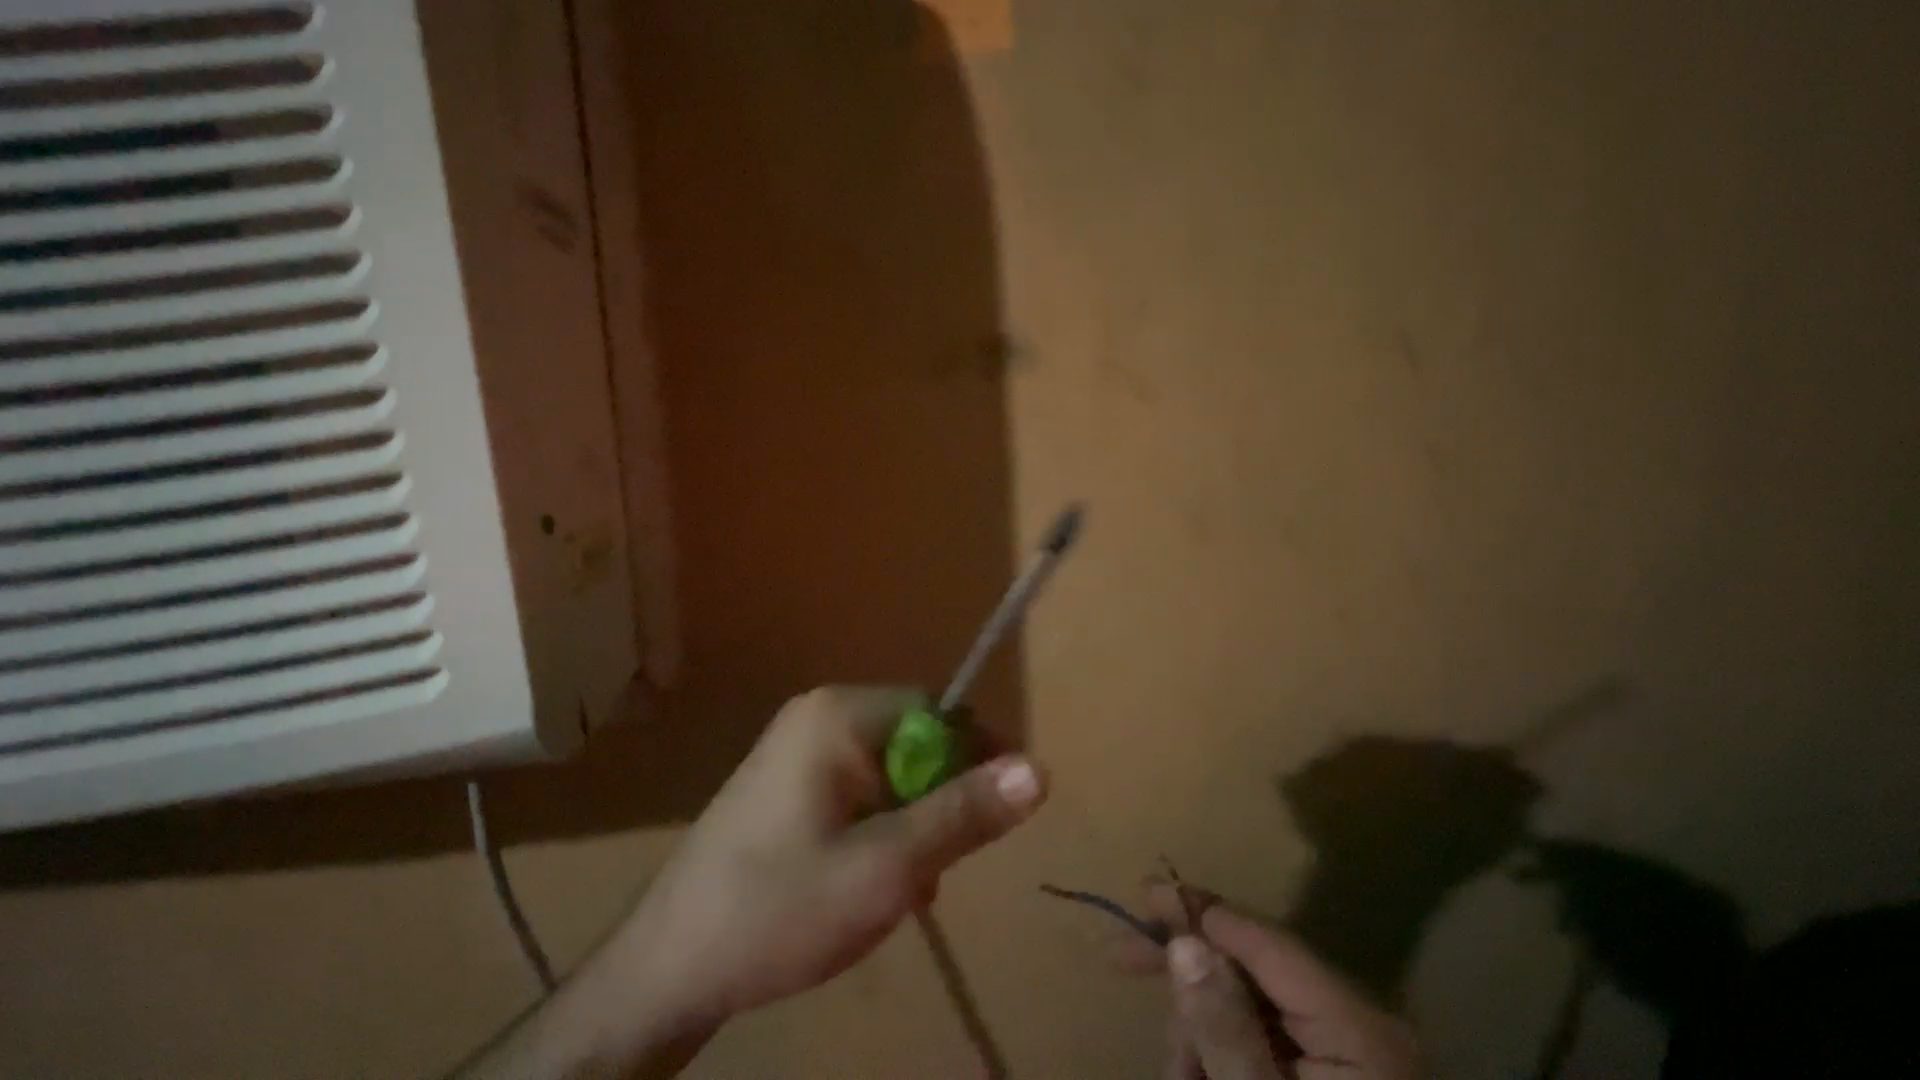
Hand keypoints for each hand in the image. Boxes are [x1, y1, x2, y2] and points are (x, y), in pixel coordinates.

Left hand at [452, 686, 1046, 1079]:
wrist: (670, 969)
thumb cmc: (780, 909)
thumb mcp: (889, 868)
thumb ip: (964, 815)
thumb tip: (1041, 767)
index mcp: (838, 717)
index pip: (940, 710)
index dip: (976, 761)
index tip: (990, 823)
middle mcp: (817, 719)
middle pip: (916, 742)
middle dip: (936, 805)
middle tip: (927, 872)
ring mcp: (795, 753)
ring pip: (891, 777)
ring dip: (909, 829)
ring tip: (891, 889)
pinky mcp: (784, 789)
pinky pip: (858, 796)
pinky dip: (875, 836)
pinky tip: (860, 887)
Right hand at [1124, 886, 1419, 1078]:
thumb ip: (1224, 1029)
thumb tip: (1186, 942)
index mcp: (1359, 1028)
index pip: (1268, 941)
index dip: (1202, 911)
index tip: (1142, 891)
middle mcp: (1363, 1025)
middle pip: (1255, 970)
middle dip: (1189, 979)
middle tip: (1118, 957)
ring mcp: (1355, 1052)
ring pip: (1252, 1007)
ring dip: (1201, 1035)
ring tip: (1177, 1077)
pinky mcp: (1342, 1074)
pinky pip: (1268, 1039)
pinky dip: (1225, 1055)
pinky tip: (1198, 1077)